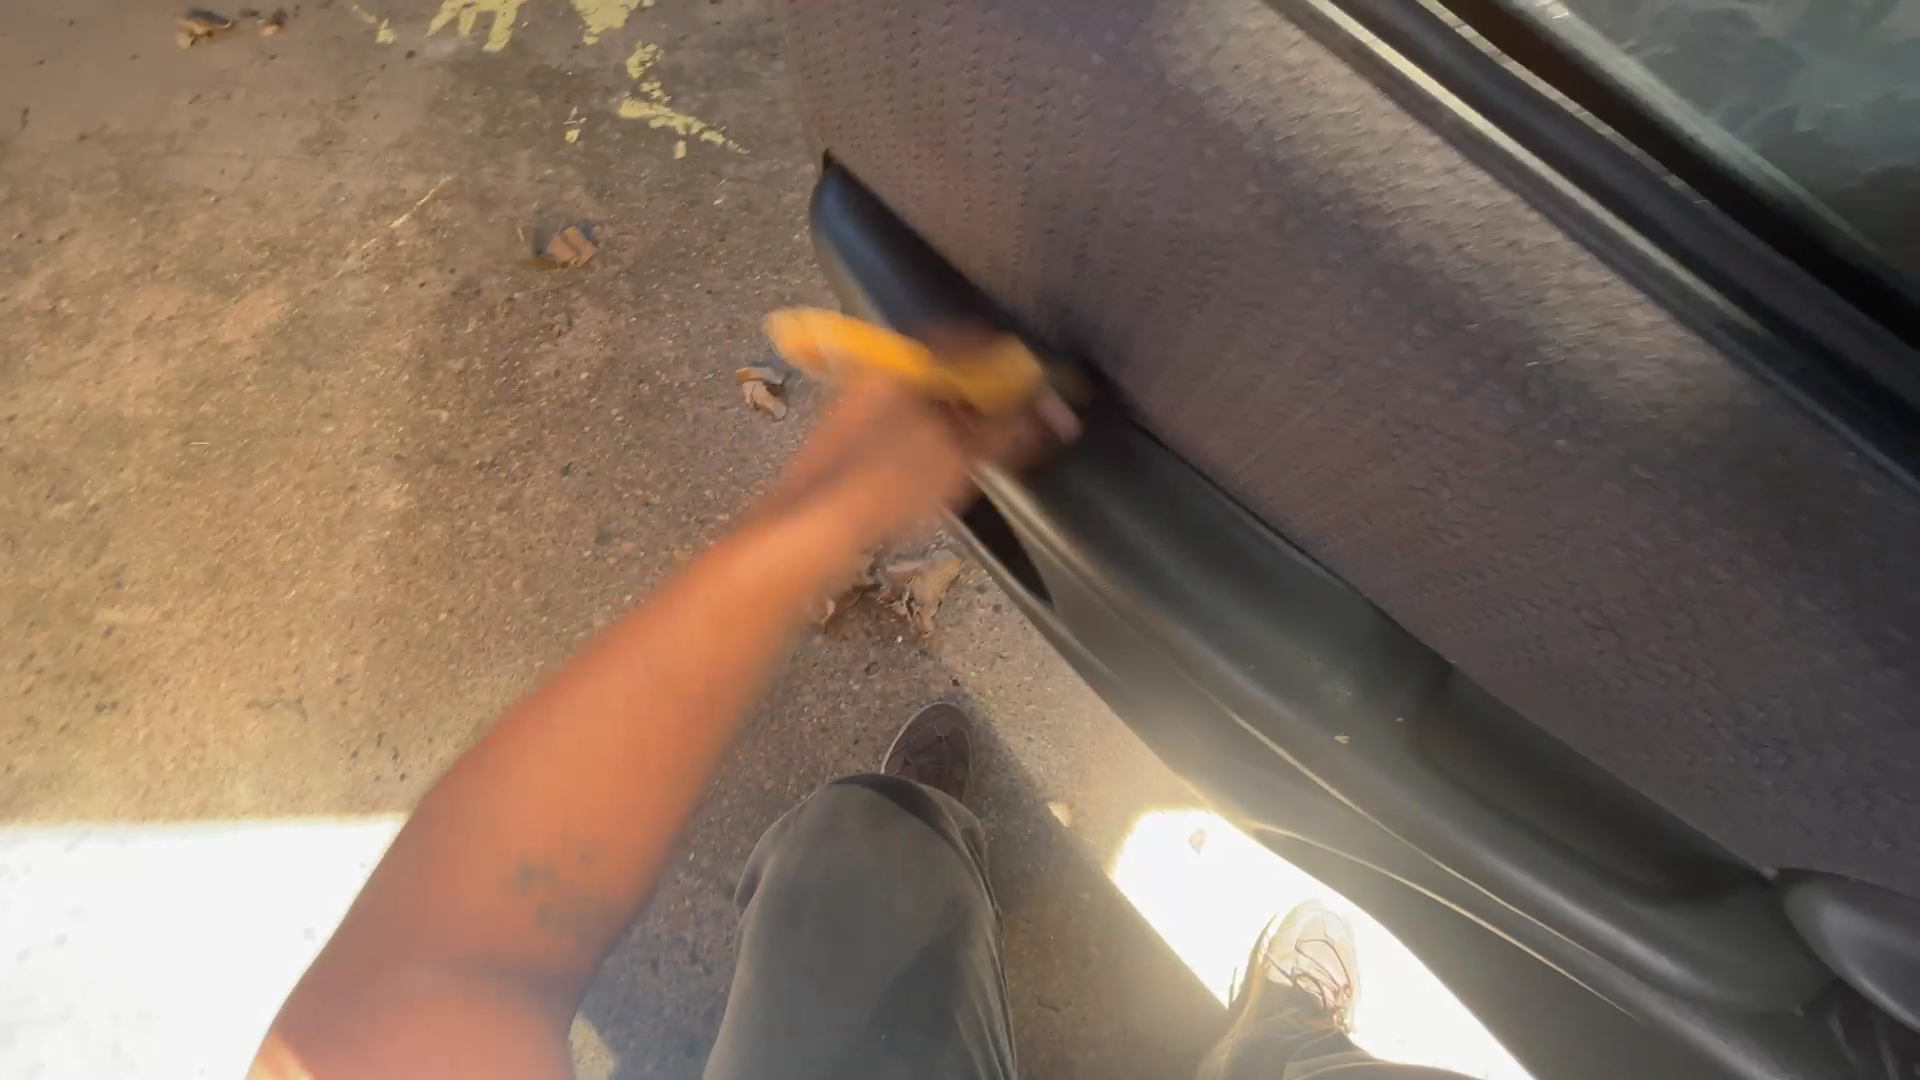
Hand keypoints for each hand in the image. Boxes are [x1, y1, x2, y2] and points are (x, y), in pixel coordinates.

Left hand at [759, 372, 1076, 548]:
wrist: (807, 529)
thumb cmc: (880, 484)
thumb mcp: (956, 455)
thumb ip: (1009, 428)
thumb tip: (1056, 411)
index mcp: (902, 362)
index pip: (971, 339)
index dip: (1013, 361)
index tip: (1043, 388)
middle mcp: (882, 375)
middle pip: (952, 370)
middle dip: (994, 394)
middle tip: (1026, 425)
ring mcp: (865, 407)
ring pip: (932, 401)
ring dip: (970, 420)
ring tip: (995, 450)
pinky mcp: (859, 441)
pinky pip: (913, 427)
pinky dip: (942, 439)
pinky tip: (952, 470)